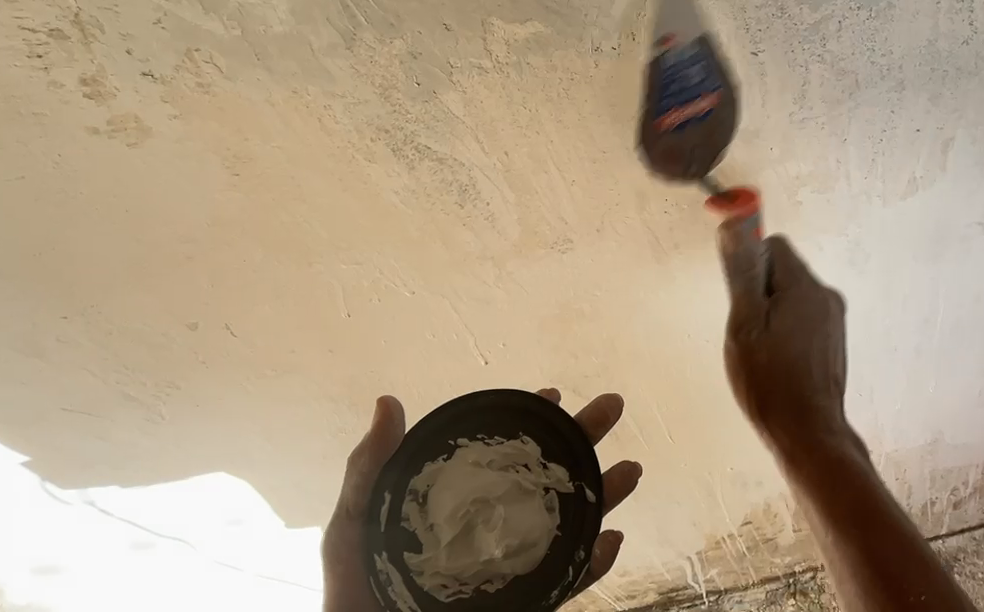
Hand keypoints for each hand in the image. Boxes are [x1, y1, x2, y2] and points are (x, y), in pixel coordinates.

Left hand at [321, 391, 644, 611]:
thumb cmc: (356, 594)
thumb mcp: (353, 527)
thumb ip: (370, 469)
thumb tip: (388, 401)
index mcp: (462, 501)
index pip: (505, 452)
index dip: (531, 419)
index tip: (552, 392)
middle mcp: (495, 527)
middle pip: (549, 477)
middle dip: (584, 439)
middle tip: (612, 405)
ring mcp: (513, 568)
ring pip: (569, 524)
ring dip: (604, 495)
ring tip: (630, 469)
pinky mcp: (526, 605)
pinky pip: (567, 586)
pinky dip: (594, 566)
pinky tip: (610, 542)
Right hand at [718, 222, 860, 461]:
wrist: (809, 434)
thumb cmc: (770, 380)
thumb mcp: (745, 324)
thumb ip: (741, 272)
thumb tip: (732, 225)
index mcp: (805, 285)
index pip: (772, 245)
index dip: (749, 265)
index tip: (740, 299)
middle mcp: (826, 294)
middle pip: (782, 270)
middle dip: (759, 292)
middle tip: (748, 331)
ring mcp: (834, 319)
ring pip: (791, 295)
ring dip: (771, 313)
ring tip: (762, 350)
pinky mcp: (834, 340)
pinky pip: (802, 316)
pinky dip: (786, 329)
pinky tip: (778, 361)